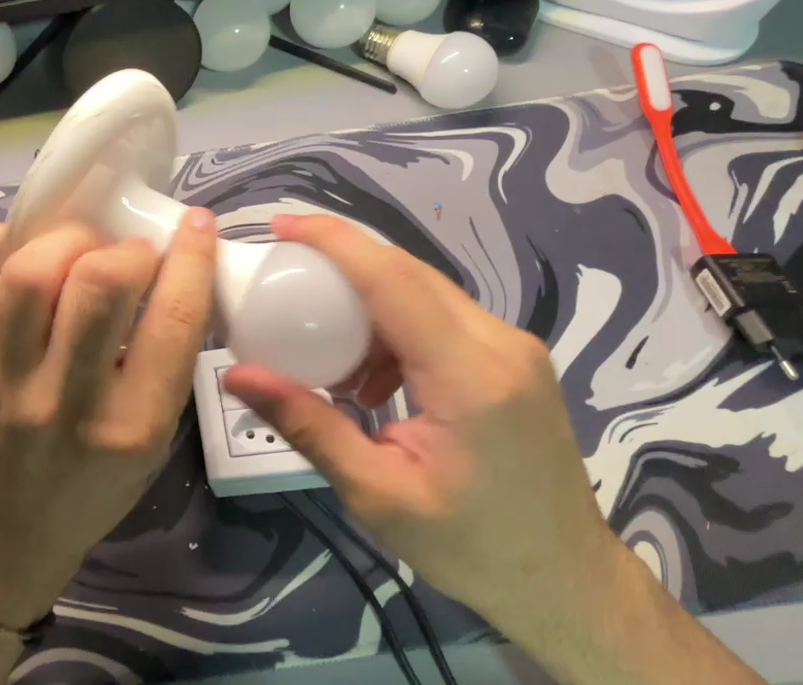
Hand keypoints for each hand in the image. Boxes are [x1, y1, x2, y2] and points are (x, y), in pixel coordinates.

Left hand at [0, 210, 218, 627]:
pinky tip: (11, 244)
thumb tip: (175, 268)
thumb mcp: (155, 435)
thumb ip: (167, 357)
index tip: (195, 226)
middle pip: (98, 284)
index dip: (192, 257)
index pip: (173, 319)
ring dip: (64, 241)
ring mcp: (7, 378)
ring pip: (28, 275)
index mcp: (133, 423)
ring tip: (79, 246)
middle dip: (126, 248)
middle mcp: (67, 398)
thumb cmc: (97, 485)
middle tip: (131, 253)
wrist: (13, 532)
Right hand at [222, 215, 625, 639]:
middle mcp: (500, 343)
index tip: (281, 224)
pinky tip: (373, 374)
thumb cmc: (469, 545)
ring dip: (369, 297)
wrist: (564, 579)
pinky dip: (396, 322)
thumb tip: (238, 375)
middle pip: (408, 272)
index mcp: (470, 376)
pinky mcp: (513, 356)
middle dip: (342, 260)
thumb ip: (307, 424)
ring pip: (425, 288)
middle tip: (283, 273)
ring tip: (324, 343)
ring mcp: (514, 346)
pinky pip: (442, 314)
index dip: (334, 241)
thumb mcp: (376, 493)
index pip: (392, 279)